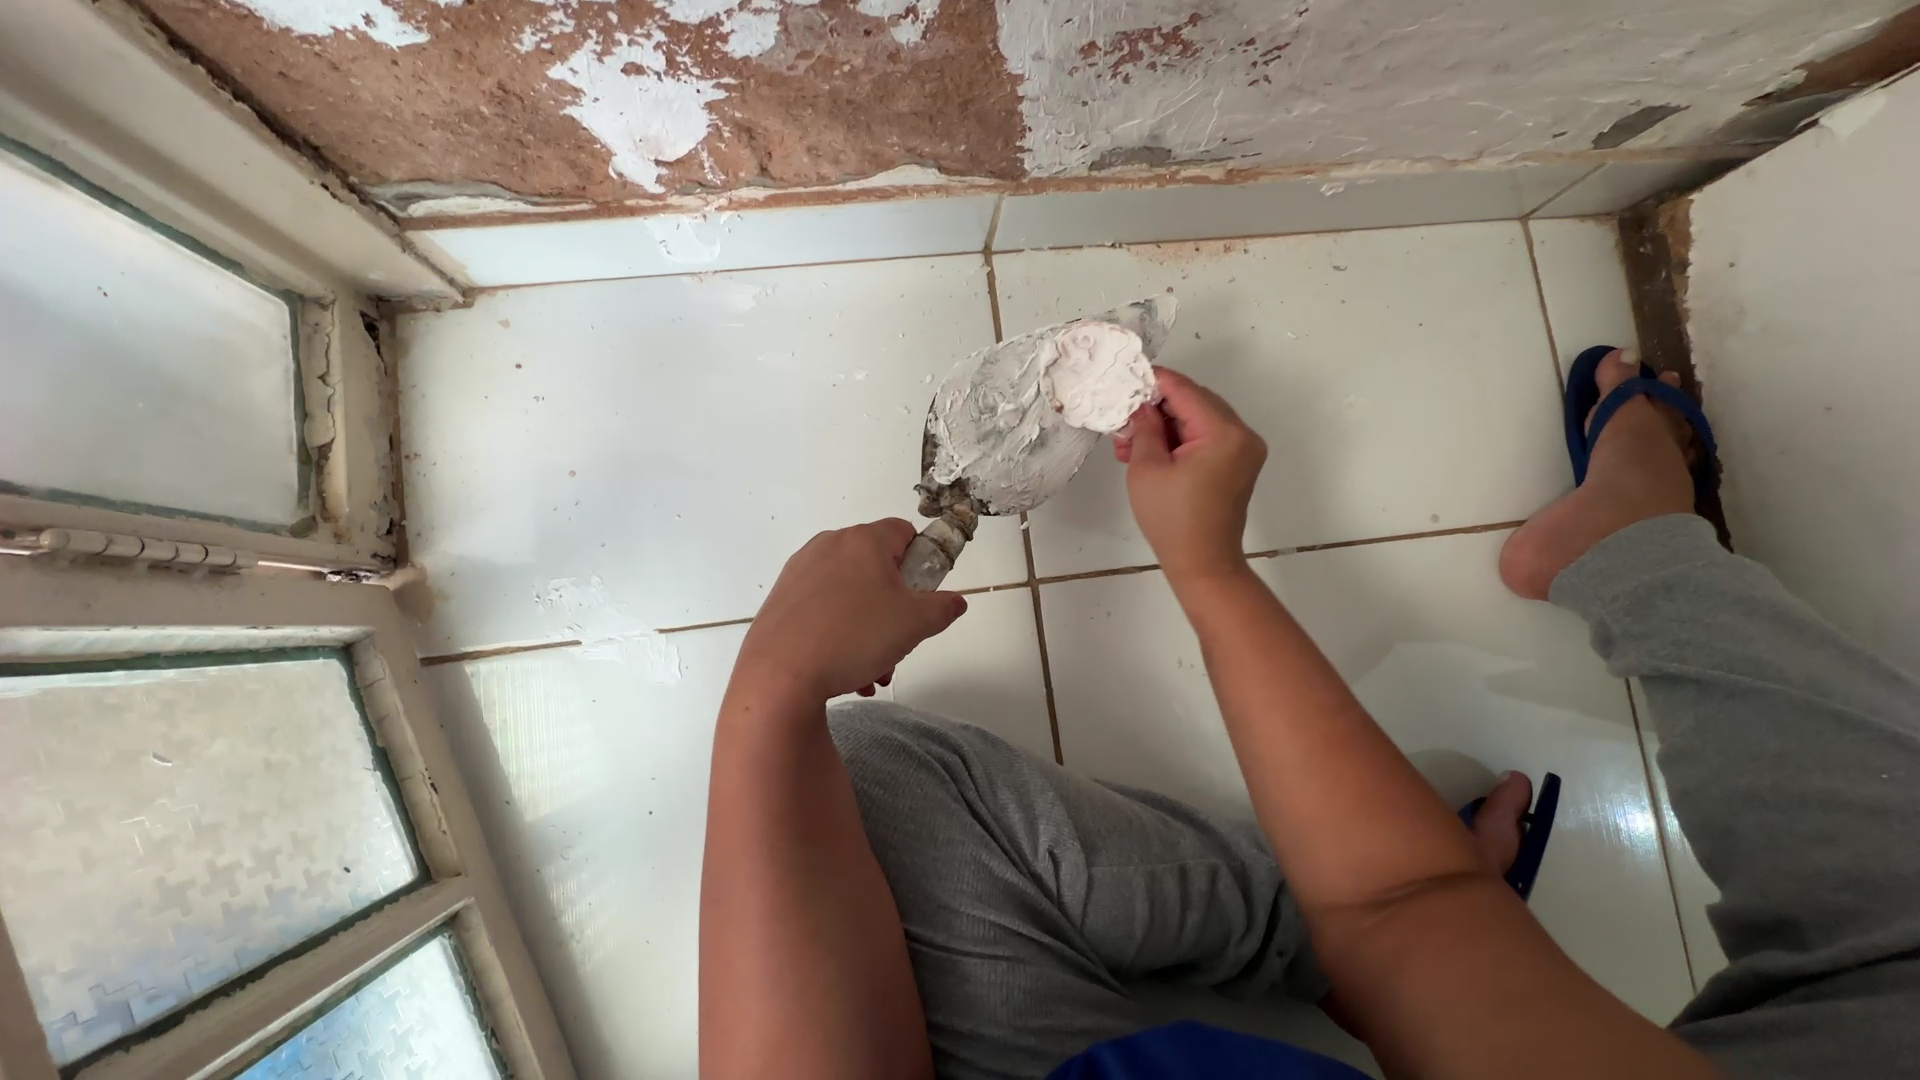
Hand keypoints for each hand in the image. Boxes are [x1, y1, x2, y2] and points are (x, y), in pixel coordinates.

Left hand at [735, 519, 967, 703]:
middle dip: (894, 605)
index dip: (920, 561)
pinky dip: (838, 634)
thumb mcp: (915, 624)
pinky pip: (822, 610)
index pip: (904, 532)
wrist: (780, 674)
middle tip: (898, 639)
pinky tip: (844, 672)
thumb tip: (955, 602)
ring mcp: (800, 572)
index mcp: (863, 540)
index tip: (920, 595)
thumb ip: (943, 608)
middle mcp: (828, 546)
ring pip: (850, 595)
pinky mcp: (781, 599)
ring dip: (869, 628)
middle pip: (876, 567)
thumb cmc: (855, 636)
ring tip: (872, 668)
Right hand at [1114, 368, 1266, 580]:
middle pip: (1196, 402)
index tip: (1128, 376)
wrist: (1202, 563)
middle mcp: (1243, 435)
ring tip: (1131, 442)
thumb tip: (1141, 407)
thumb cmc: (1172, 519)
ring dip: (1166, 425)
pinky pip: (1207, 439)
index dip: (1156, 382)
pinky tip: (1152, 450)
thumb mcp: (1147, 468)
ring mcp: (1244, 451)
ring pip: (1200, 420)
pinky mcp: (1238, 464)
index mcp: (1224, 433)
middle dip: (1158, 407)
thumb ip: (1145, 428)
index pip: (1186, 392)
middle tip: (1125, 420)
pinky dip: (1180, 440)